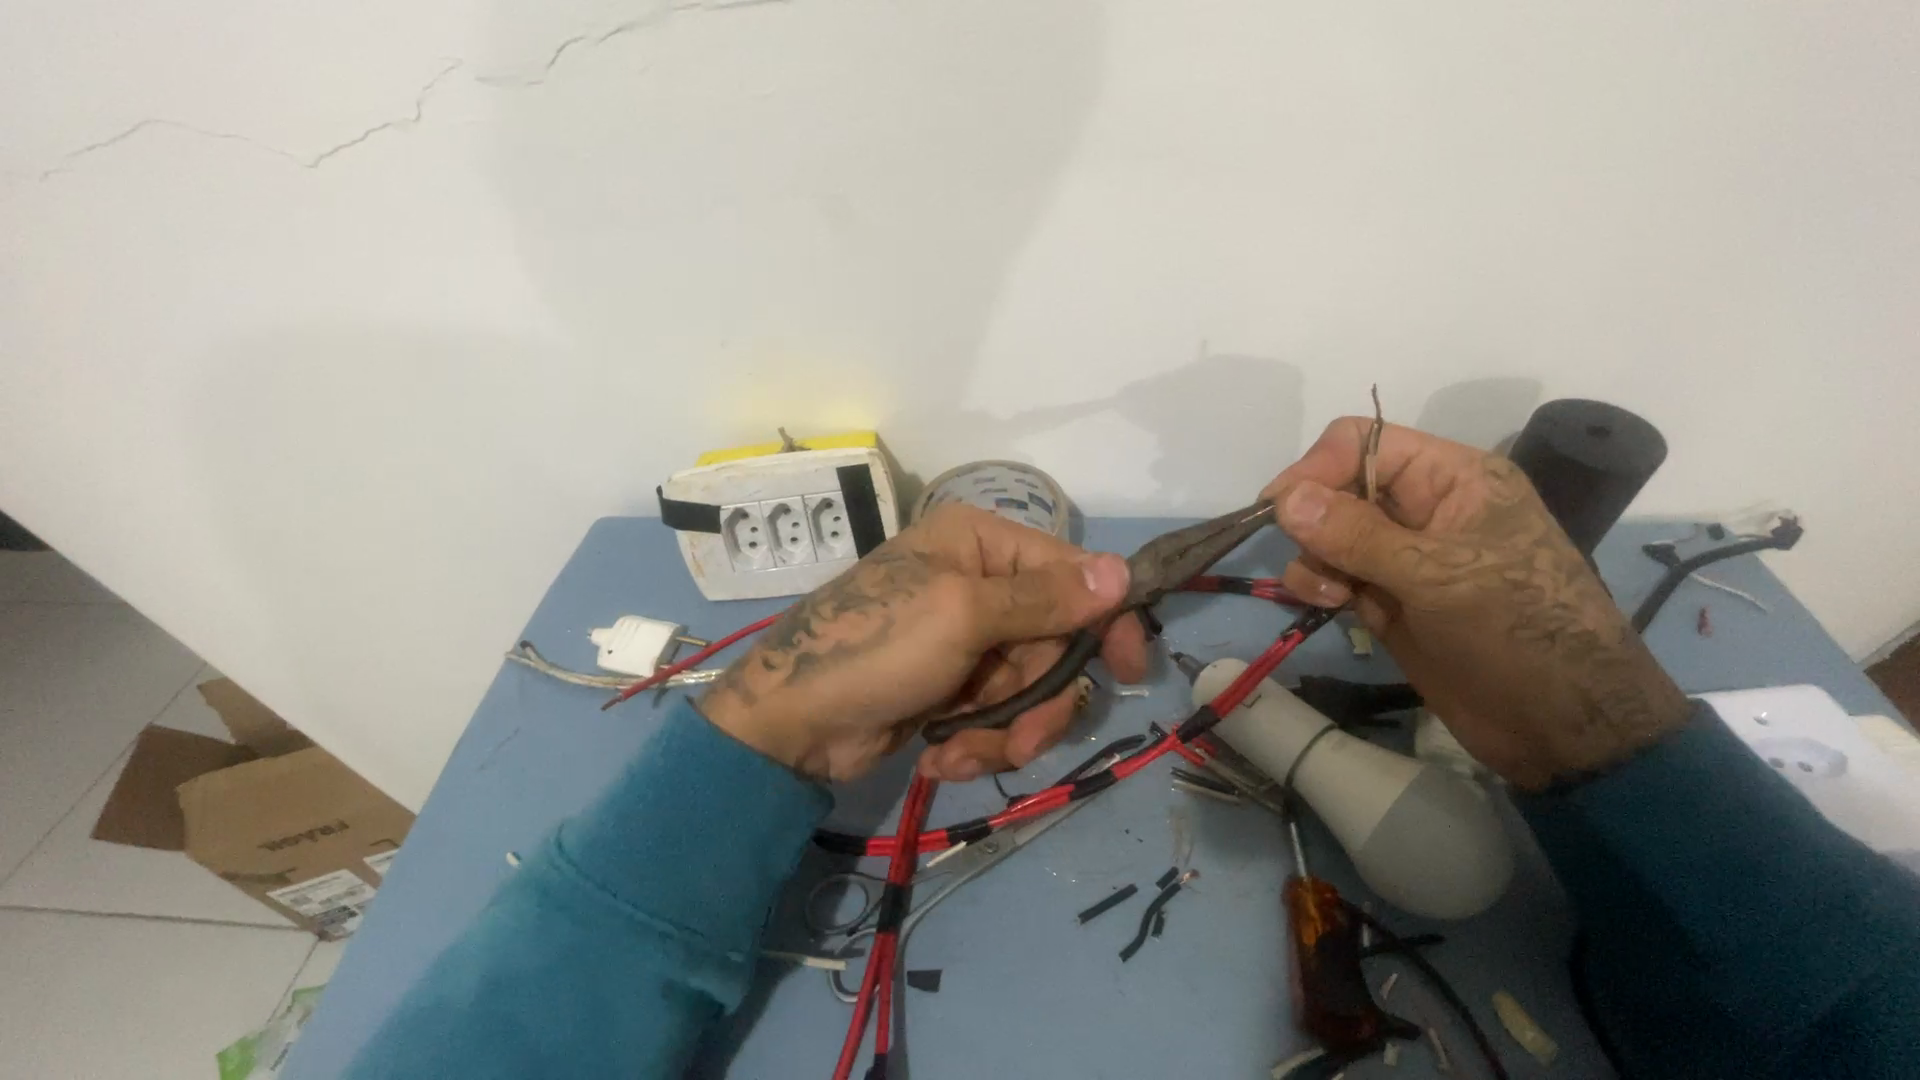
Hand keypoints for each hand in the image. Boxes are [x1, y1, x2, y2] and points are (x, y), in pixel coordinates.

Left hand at [698, 505, 1147, 784]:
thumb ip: (1045, 598)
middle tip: (1022, 737)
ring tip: (964, 749)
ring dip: (1005, 729)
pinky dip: (977, 740)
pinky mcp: (955, 687)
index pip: (1070, 572)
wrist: (792, 724)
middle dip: (1038, 698)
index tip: (1128, 668)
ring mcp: (967, 640)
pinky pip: (998, 713)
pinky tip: (941, 755)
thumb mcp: (961, 615)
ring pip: (1031, 686)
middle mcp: (978, 583)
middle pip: (1054, 641)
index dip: (1103, 619)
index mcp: (979, 544)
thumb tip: (1124, 571)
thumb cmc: (876, 647)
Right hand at [1262, 419, 1692, 789]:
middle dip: (1313, 520)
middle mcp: (1420, 506)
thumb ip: (1357, 534)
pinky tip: (1333, 605)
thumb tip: (1283, 498)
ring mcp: (1398, 554)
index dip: (1318, 467)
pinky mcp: (1382, 595)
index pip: (1362, 443)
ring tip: (1333, 594)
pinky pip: (1329, 571)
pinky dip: (1317, 583)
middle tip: (1318, 561)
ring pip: (1324, 531)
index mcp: (1451, 478)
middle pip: (1335, 486)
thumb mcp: (1437, 576)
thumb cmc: (1515, 632)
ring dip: (1314, 557)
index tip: (1281, 507)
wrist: (1557, 725)